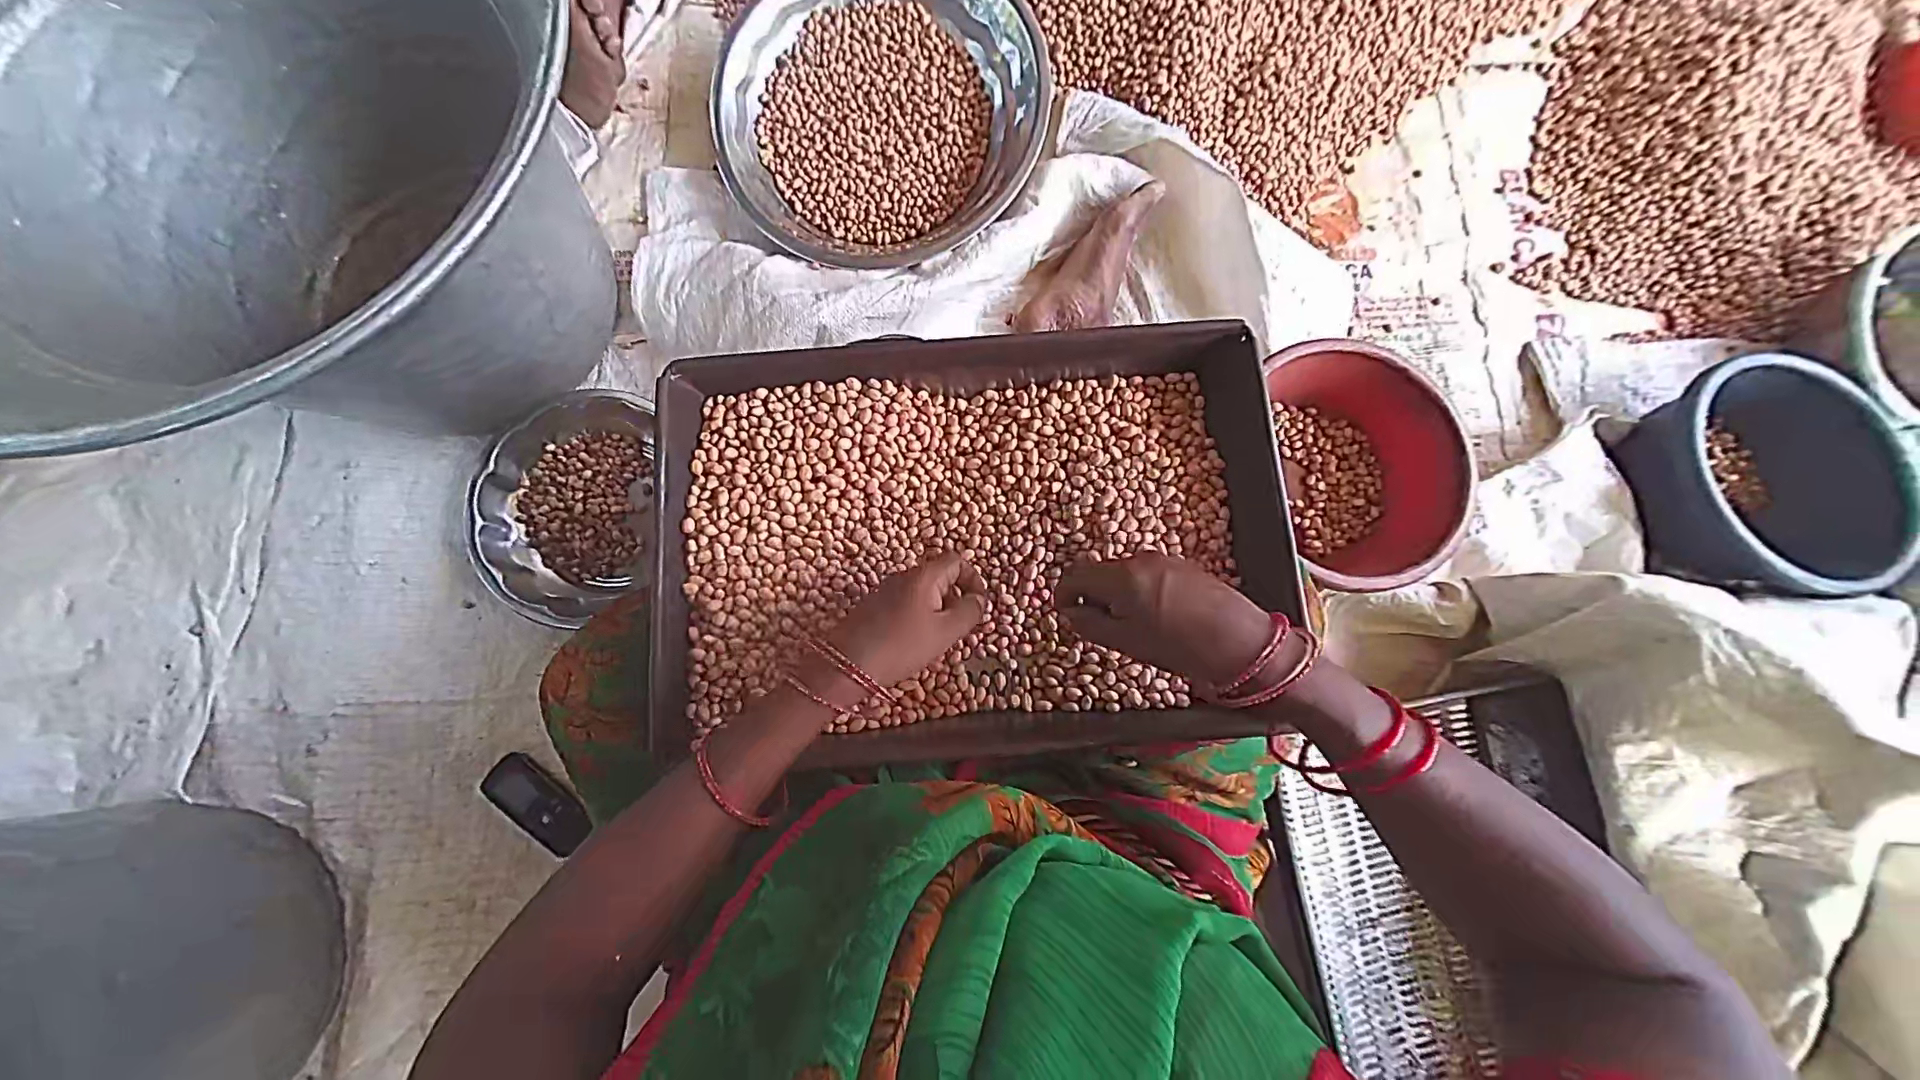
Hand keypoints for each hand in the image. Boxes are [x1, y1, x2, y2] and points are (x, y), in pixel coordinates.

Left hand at [821, 552, 987, 688]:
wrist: (846, 666)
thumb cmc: (900, 647)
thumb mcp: (944, 633)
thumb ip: (969, 612)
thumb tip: (980, 599)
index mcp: (923, 576)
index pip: (956, 561)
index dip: (973, 580)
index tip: (977, 605)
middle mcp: (902, 577)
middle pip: (940, 577)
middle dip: (955, 599)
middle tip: (957, 629)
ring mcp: (885, 591)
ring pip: (923, 593)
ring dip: (937, 612)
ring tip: (935, 640)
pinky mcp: (873, 607)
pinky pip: (906, 605)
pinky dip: (918, 618)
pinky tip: (913, 644)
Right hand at [1055, 553, 1274, 688]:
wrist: (1241, 643)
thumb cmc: (1179, 646)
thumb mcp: (1125, 642)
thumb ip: (1089, 624)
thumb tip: (1070, 612)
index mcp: (1120, 576)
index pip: (1075, 575)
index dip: (1064, 594)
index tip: (1065, 612)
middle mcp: (1139, 560)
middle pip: (1099, 572)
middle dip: (1092, 596)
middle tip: (1100, 626)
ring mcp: (1164, 560)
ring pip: (1124, 574)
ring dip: (1117, 595)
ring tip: (1133, 627)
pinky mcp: (1182, 566)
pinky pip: (1147, 575)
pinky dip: (1140, 592)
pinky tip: (1157, 618)